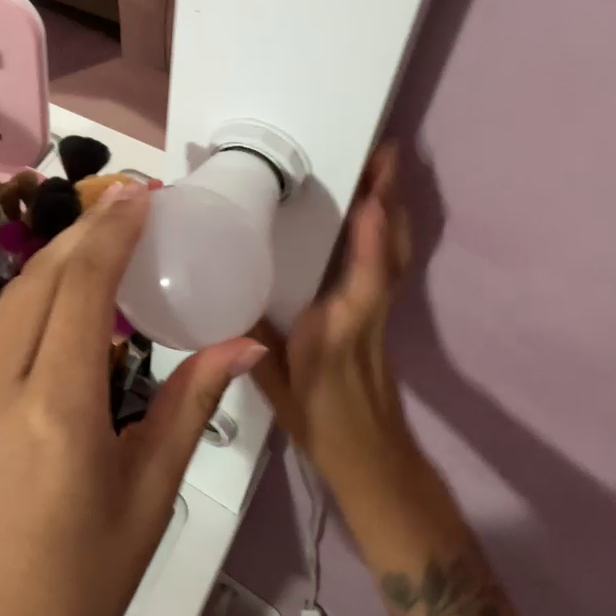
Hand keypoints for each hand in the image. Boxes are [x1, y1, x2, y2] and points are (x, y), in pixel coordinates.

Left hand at [0, 182, 266, 615]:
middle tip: (128, 202)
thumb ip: (192, 405)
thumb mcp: (149, 493)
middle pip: (40, 278)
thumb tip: (244, 342)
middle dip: (84, 230)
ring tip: (101, 233)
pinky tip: (62, 290)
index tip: (139, 195)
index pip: (80, 289)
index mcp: (55, 410)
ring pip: (10, 295)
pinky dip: (32, 293)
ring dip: (55, 256)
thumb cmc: (85, 575)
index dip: (111, 232)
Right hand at [250, 144, 431, 508]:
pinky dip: (384, 229)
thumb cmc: (325, 426)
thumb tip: (220, 297)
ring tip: (381, 166)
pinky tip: (370, 211)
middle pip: (392, 250)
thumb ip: (252, 341)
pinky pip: (387, 262)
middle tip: (385, 151)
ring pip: (395, 252)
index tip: (371, 194)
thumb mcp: (277, 388)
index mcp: (342, 329)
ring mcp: (377, 311)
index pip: (367, 279)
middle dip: (391, 199)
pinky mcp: (376, 314)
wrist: (376, 463)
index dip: (372, 237)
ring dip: (393, 207)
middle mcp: (367, 311)